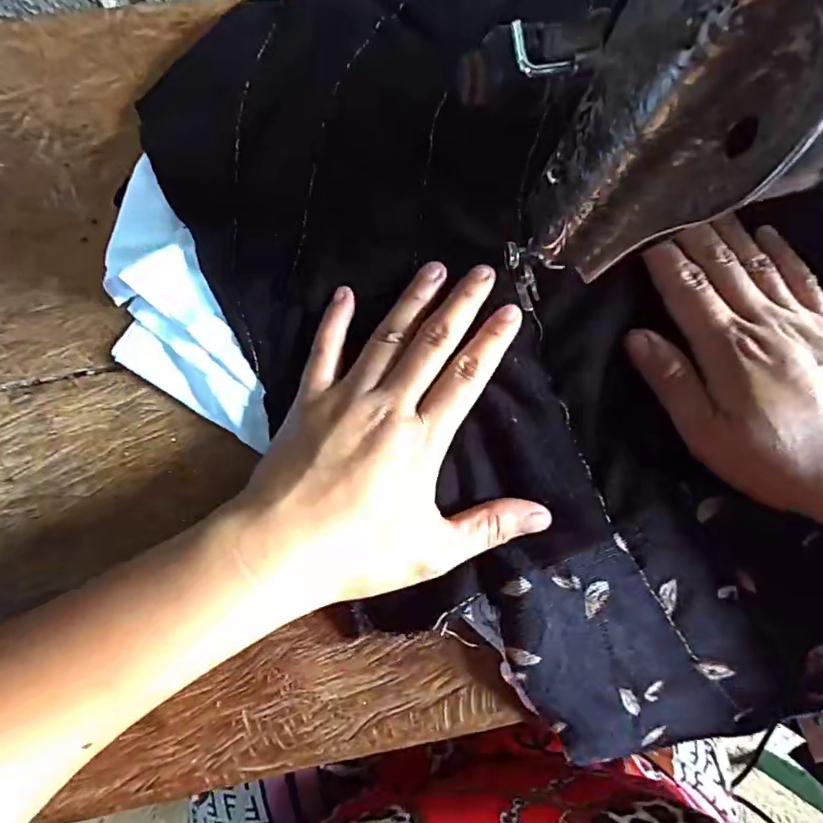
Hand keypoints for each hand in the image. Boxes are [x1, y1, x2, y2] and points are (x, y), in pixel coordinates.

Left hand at [216, 262, 551, 612]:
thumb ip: (489, 526)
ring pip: (386, 338)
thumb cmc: (357, 554)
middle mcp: (387, 407)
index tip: (509, 310)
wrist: (279, 547)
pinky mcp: (307, 401)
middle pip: (431, 345)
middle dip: (460, 305)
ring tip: (433, 269)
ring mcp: (344, 399)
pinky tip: (344, 293)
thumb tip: (543, 514)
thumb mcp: (432, 550)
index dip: (491, 342)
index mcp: (422, 440)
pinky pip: (323, 351)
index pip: (466, 378)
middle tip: (481, 271)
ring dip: (412, 301)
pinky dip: (334, 321)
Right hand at [625, 217, 822, 530]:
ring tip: (707, 206)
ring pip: (758, 263)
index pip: (686, 289)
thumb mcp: (708, 435)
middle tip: (668, 207)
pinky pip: (802, 277)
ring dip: (730, 232)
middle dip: (690, 234)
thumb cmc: (776, 460)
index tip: (640, 235)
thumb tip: (637, 336)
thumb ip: (674, 383)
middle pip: (721, 266)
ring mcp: (803, 321)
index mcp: (727, 349)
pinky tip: (768, 232)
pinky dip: (782, 251)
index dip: (661, 259)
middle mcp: (764, 323)